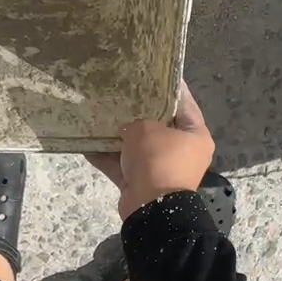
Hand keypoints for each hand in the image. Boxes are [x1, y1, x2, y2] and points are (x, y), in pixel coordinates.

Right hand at [86, 81, 214, 219]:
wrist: (151, 208)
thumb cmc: (158, 160)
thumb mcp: (146, 130)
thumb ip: (136, 122)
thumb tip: (127, 129)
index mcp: (195, 135)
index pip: (185, 104)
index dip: (170, 87)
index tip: (157, 72)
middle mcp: (181, 153)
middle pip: (159, 126)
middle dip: (140, 113)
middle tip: (124, 93)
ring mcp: (160, 170)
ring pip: (138, 148)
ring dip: (119, 137)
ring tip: (101, 117)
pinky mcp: (140, 185)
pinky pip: (122, 166)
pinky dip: (107, 158)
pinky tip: (87, 145)